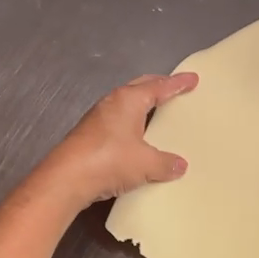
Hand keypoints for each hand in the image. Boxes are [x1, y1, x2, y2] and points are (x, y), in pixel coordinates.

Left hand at [29, 73, 198, 209]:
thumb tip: (179, 165)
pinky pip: (116, 121)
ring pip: (125, 104)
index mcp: (129, 100)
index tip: (192, 79)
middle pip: (139, 88)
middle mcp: (112, 102)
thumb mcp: (146, 164)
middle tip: (173, 88)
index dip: (178, 83)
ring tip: (155, 110)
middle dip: (157, 86)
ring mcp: (97, 118)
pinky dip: (130, 122)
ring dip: (141, 104)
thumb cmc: (109, 160)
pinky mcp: (88, 135)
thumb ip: (165, 163)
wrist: (66, 178)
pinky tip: (134, 135)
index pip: (159, 86)